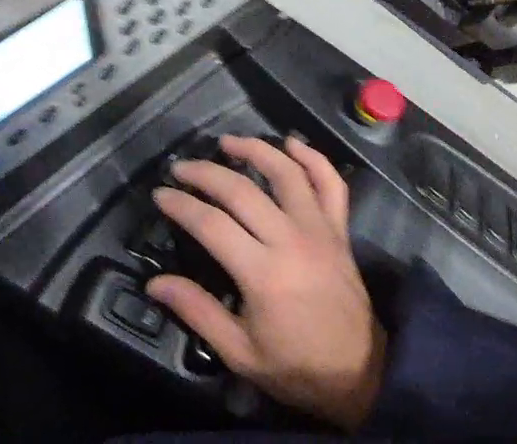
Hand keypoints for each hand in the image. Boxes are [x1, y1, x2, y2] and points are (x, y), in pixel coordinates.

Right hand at [146, 135, 385, 430]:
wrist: (361, 374)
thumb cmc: (296, 367)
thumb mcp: (240, 352)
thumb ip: (198, 311)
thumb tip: (155, 283)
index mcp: (263, 274)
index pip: (211, 224)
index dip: (182, 205)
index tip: (161, 195)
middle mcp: (291, 240)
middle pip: (242, 191)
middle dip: (206, 173)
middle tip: (181, 168)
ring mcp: (319, 230)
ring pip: (286, 173)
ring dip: (255, 150)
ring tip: (227, 142)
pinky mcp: (340, 230)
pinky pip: (330, 183)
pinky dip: (313, 158)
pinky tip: (291, 143)